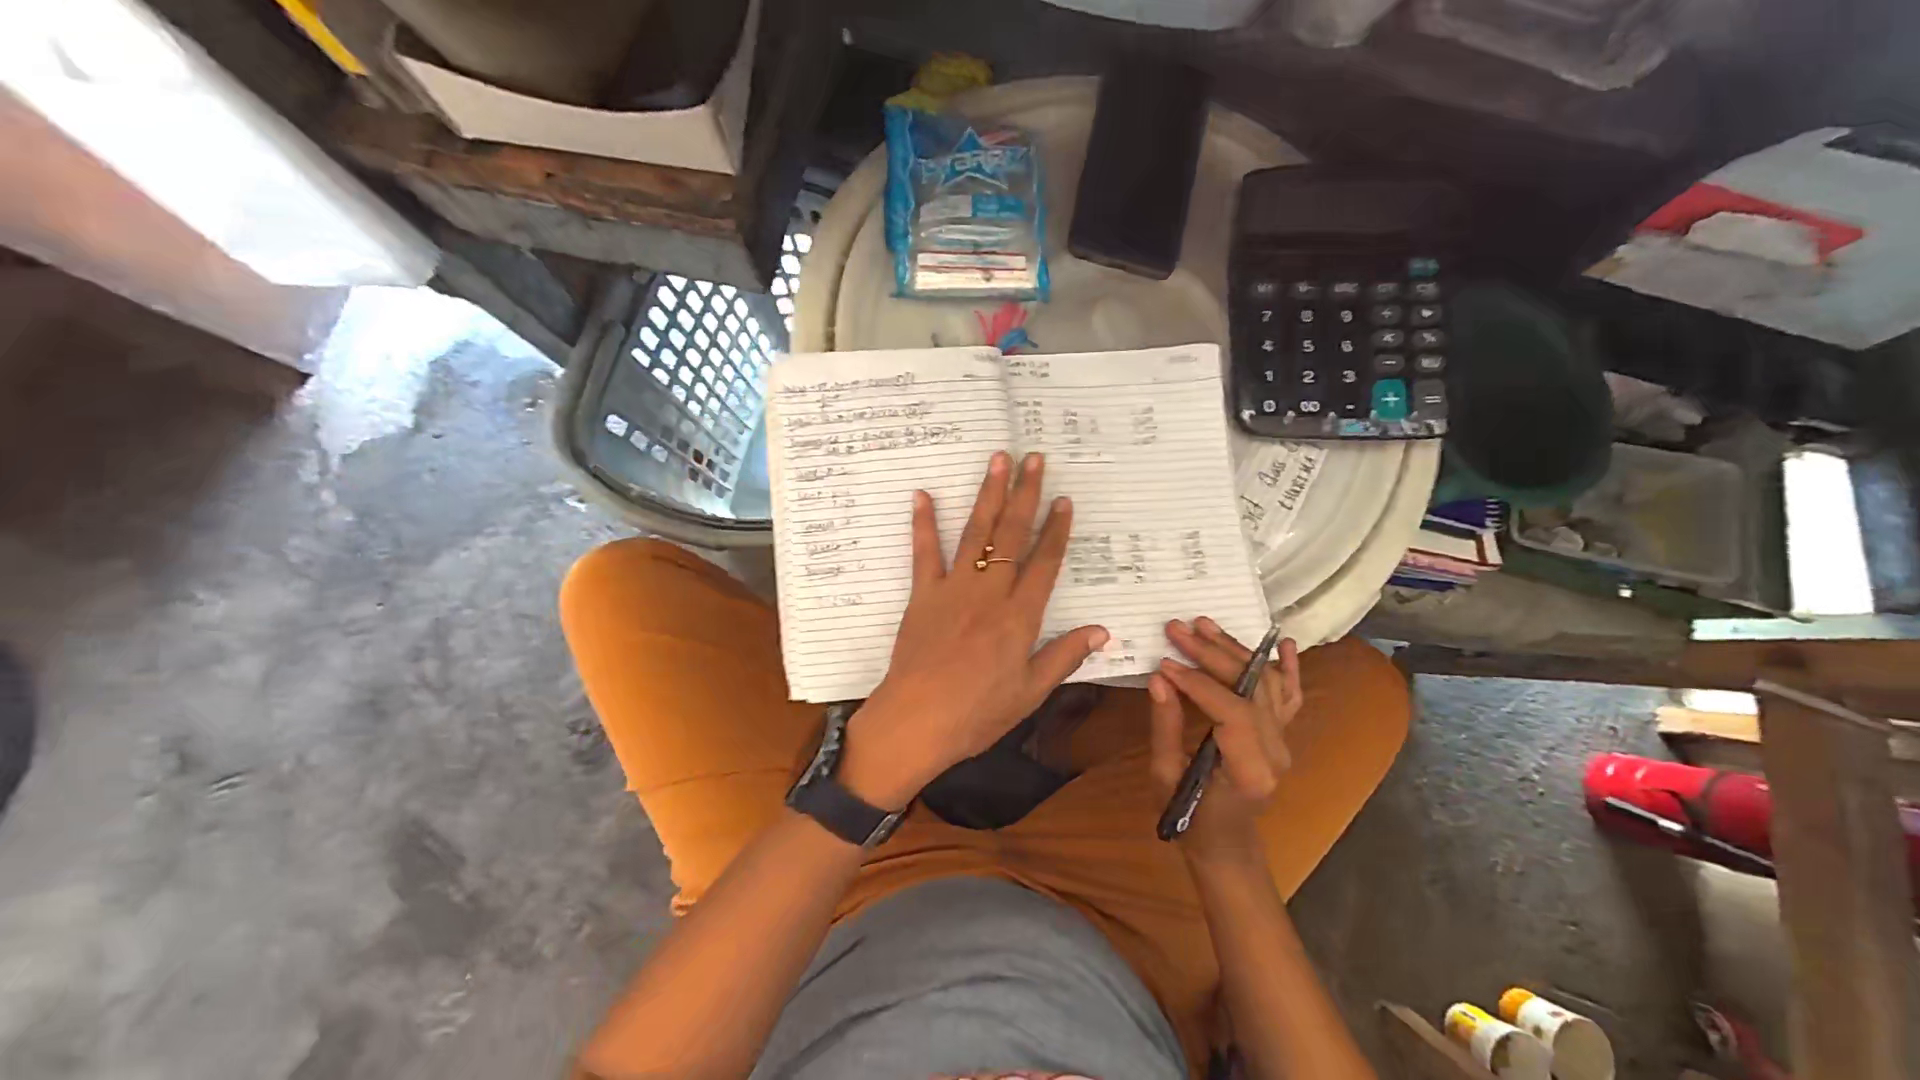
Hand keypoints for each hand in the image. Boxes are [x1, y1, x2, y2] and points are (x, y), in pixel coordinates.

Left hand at [839, 452, 1108, 809]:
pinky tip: (922, 495)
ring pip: (976, 534)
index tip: (1065, 500)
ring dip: (988, 495)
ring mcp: (953, 590)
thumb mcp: (1029, 692)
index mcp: (1020, 617)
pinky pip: (923, 553)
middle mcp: (989, 593)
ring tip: (997, 460)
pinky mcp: (923, 595)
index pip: (1045, 563)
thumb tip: (1101, 631)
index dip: (1057, 530)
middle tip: (1034, 458)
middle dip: (1025, 494)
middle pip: (1012, 536)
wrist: (916, 721)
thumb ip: (1064, 656)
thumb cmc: (977, 714)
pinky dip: (923, 523)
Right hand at [1148, 618, 1302, 862]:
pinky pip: (1290, 698)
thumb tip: (1160, 679)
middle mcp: (1276, 752)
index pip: (1230, 711)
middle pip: (1250, 689)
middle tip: (1178, 629)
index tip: (1165, 662)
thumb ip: (1165, 726)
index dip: (1197, 682)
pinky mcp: (1281, 736)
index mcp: (1249, 770)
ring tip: (1205, 625)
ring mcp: (1284, 742)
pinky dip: (1288, 669)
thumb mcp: (1165, 776)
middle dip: (1212, 654)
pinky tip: (1283, 643)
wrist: (1226, 844)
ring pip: (1266, 684)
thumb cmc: (1190, 818)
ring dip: (1235, 650)